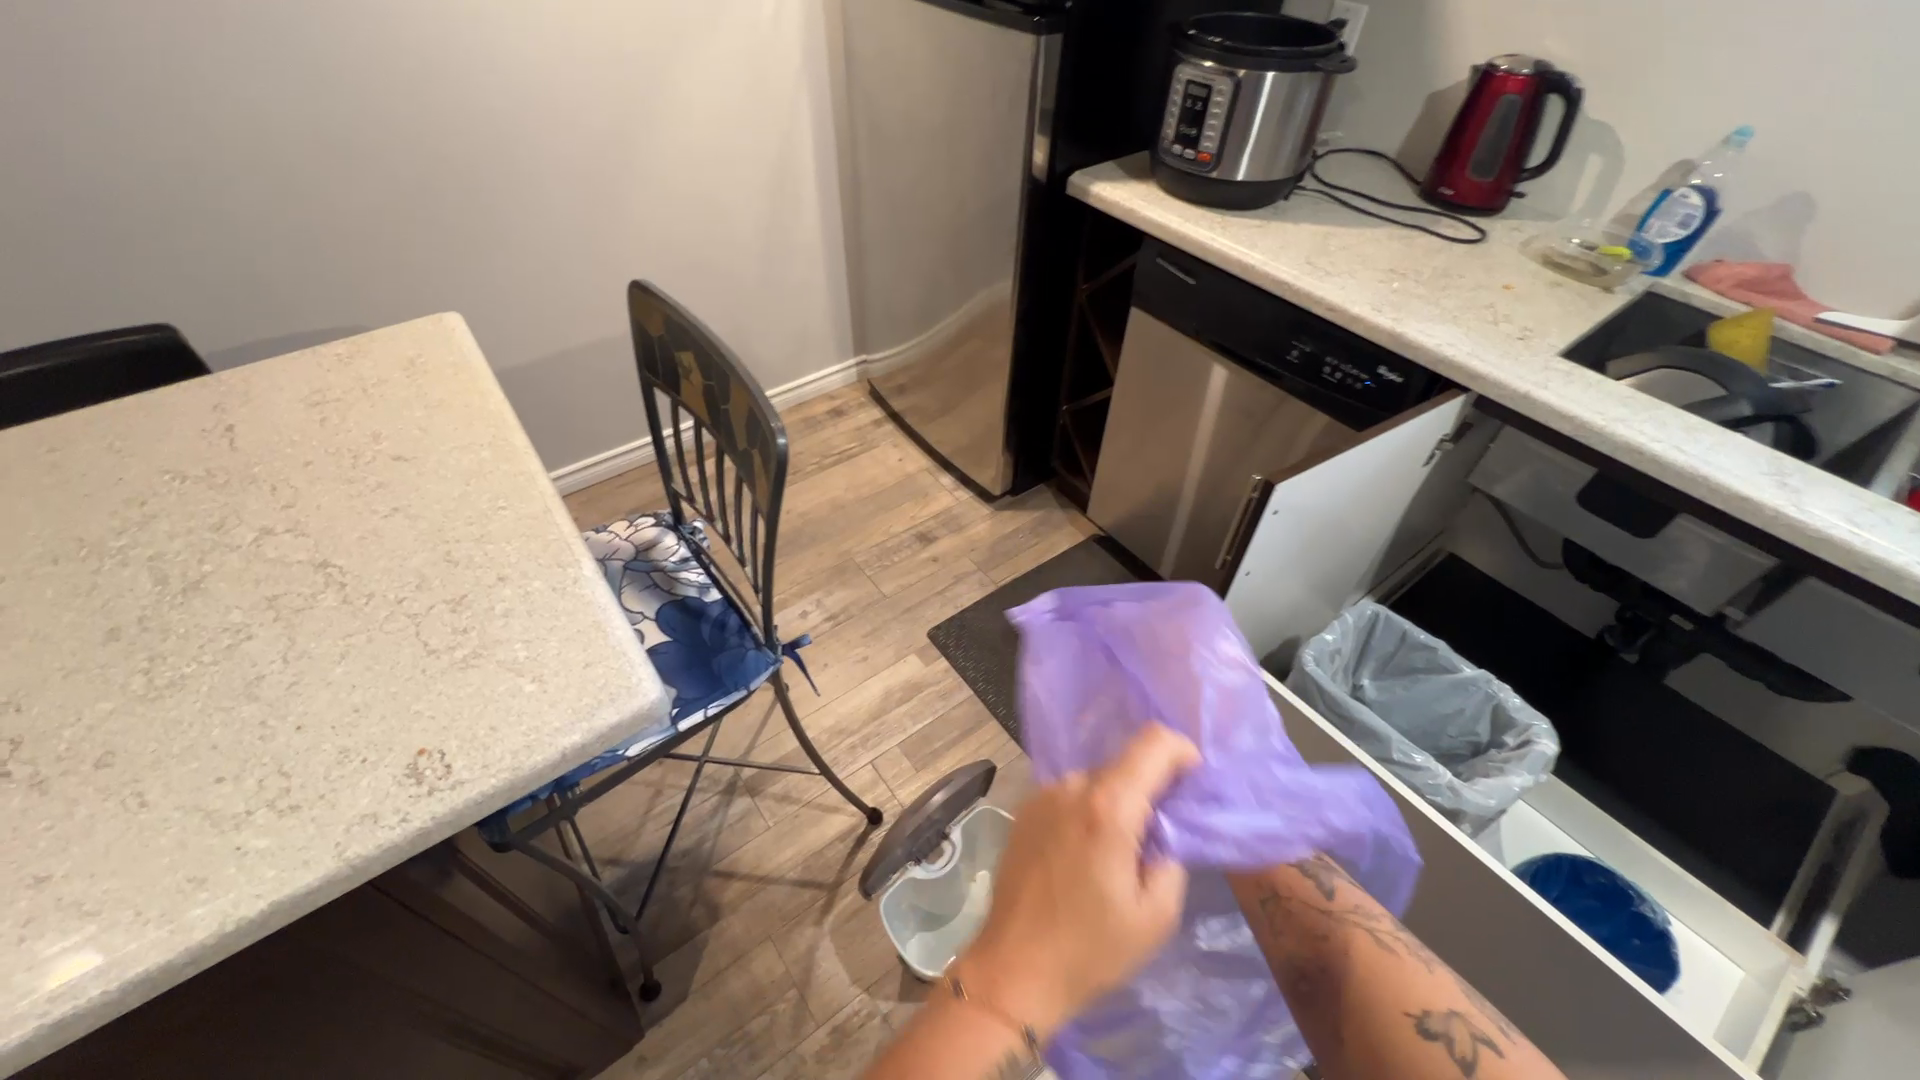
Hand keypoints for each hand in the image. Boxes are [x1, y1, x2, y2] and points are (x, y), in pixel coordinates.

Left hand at [953, 724, 1200, 1038]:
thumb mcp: (1156, 915)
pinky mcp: (1023, 812)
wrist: (1013, 970)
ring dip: (1115, 804)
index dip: (1181, 753)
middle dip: (1149, 790)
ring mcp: (1041, 797)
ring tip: (1117, 856)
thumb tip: (1166, 829)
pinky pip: (1069, 798)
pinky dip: (1087, 813)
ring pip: (1095, 782)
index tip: (1192, 786)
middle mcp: (1071, 788)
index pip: (1153, 742)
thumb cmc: (1089, 949)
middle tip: (1158, 839)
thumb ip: (1172, 857)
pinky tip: (1085, 857)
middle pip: (1124, 764)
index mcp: (1107, 807)